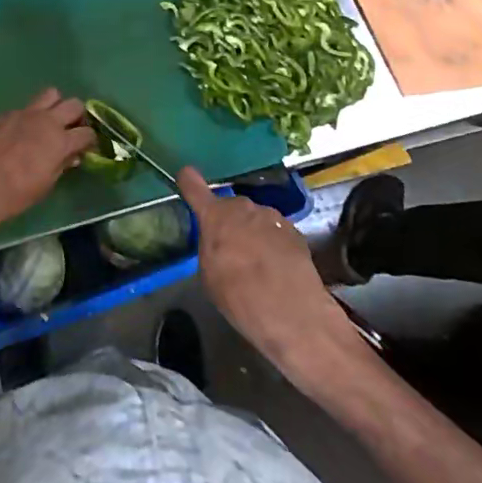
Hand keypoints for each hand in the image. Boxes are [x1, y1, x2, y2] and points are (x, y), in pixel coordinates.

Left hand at [0, 88, 97, 250]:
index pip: (87, 132)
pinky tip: (22, 133)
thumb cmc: (15, 194)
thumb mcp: (46, 184)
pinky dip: (31, 116)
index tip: (88, 147)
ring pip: (51, 94)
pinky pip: (26, 107)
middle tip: (72, 131)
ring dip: (56, 106)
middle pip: (74, 104)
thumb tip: (72, 155)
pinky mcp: (6, 114)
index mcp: (60, 140)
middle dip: (78, 116)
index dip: (91, 140)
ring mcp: (24, 114)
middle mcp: (46, 121)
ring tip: (50, 124)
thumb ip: (62, 164)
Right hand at [176, 166, 355, 380]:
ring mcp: (272, 216)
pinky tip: (277, 268)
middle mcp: (243, 208)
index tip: (186, 173)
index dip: (189, 182)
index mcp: (215, 216)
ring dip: (254, 233)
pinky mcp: (295, 231)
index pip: (196, 190)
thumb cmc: (237, 294)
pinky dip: (274, 244)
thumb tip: (220, 241)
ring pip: (256, 219)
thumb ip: (211, 247)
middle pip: (232, 208)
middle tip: (231, 249)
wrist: (289, 309)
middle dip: (230, 222)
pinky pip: (276, 232)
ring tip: (257, 264)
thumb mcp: (209, 274)